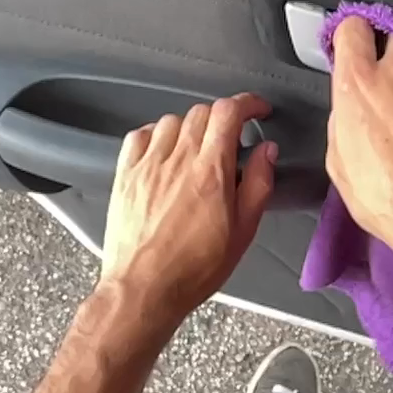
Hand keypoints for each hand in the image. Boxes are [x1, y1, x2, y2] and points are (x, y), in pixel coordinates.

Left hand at [100, 93, 278, 323]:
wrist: (145, 289)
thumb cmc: (194, 268)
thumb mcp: (243, 230)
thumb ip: (259, 184)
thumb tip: (267, 152)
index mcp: (210, 170)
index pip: (229, 111)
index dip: (248, 103)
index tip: (258, 110)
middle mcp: (177, 159)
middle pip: (202, 111)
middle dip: (222, 118)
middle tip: (231, 139)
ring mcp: (147, 165)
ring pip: (171, 121)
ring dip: (190, 127)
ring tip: (198, 150)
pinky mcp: (125, 175)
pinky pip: (139, 136)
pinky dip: (156, 135)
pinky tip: (164, 153)